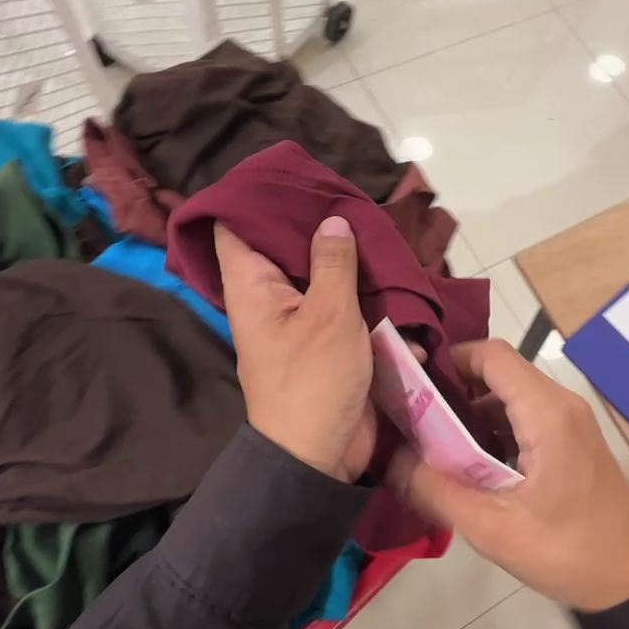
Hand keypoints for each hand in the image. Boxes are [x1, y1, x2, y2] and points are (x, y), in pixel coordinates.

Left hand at [217, 217, 374, 481]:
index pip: (235, 228)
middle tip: (350, 194)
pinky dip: (367, 294)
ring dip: (351, 260)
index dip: (253, 198)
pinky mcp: (330, 340)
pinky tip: (393, 274)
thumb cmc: (313, 381)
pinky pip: (347, 305)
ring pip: (324, 275)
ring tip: (379, 228)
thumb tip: (332, 221)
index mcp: (253, 286)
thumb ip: (333, 263)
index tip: (287, 173)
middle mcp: (272, 297)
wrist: (320, 455)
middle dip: (319, 224)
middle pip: (288, 247)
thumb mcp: (328, 314)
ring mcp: (302, 319)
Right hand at [390, 340, 628, 611]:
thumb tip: (392, 461)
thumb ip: (438, 490)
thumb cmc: (567, 552)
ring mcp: (571, 421)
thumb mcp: (494, 529)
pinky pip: (527, 415)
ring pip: (513, 394)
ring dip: (474, 411)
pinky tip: (470, 461)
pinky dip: (496, 428)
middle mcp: (562, 404)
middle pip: (501, 371)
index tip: (413, 386)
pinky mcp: (573, 440)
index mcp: (548, 413)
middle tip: (415, 418)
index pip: (493, 355)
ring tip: (434, 442)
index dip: (450, 361)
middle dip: (455, 389)